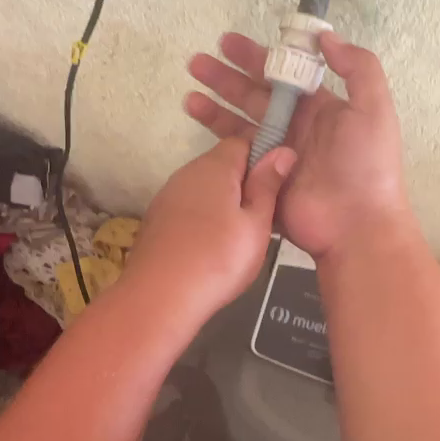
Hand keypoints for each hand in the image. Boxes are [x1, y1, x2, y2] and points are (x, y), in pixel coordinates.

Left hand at [125, 135, 295, 319]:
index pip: (243, 142)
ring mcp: (167, 197)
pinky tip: (211, 248)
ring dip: (222, 205)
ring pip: (203, 190)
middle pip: (221, 166)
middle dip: (243, 184)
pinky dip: (203, 221)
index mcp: (214, 167)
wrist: (159, 298)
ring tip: (238, 238)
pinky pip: (188, 210)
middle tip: (262, 218)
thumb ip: (268, 186)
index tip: (277, 185)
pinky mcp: (156, 222)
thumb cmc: (218, 260)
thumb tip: (283, 151)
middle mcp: (186, 173)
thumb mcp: (255, 225)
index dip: (264, 158)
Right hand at [185, 31, 411, 258]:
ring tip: (188, 94)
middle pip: (254, 99)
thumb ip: (358, 67)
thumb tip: (324, 37)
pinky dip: (215, 141)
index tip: (228, 43)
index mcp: (321, 111)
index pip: (283, 78)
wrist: (355, 225)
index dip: (256, 58)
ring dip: (214, 108)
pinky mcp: (261, 183)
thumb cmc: (367, 165)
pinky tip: (198, 127)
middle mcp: (295, 131)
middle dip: (226, 80)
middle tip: (197, 63)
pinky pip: (236, 159)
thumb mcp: (373, 108)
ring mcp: (276, 158)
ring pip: (239, 127)